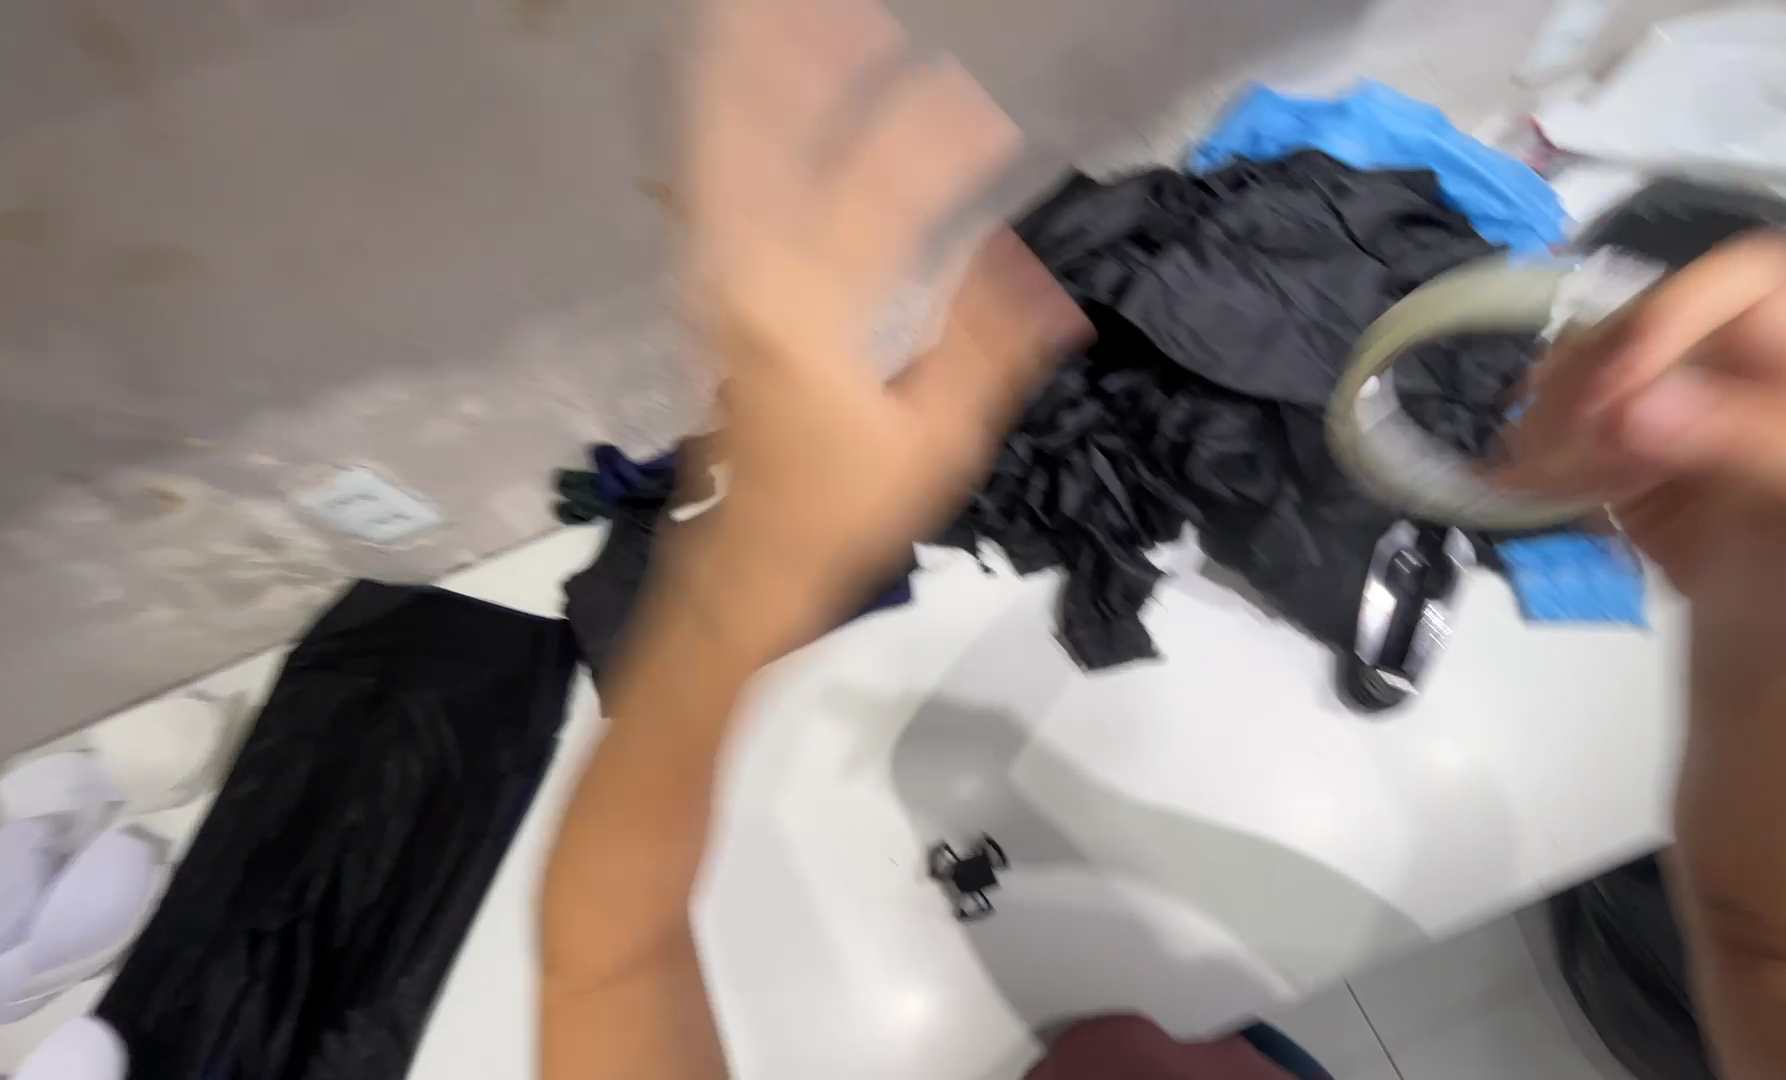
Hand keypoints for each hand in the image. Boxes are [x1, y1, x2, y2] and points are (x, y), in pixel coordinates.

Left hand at [675, 0, 1088, 650]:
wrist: (751, 560)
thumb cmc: (847, 514)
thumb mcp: (937, 446)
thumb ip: (986, 350)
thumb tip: (1040, 274)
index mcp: (818, 319)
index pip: (885, 196)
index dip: (940, 144)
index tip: (988, 119)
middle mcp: (752, 281)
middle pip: (765, 139)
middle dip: (802, 62)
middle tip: (841, 11)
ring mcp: (716, 286)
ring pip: (720, 152)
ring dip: (750, 77)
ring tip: (778, 20)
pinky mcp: (706, 301)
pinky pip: (703, 192)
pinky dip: (717, 130)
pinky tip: (733, 101)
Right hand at [1499, 233, 1785, 640]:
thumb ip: (1761, 444)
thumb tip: (1635, 408)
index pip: (1744, 283)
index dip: (1673, 316)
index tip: (1615, 390)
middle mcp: (1736, 369)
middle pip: (1635, 323)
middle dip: (1590, 382)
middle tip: (1573, 444)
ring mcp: (1666, 406)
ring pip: (1577, 369)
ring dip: (1548, 420)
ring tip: (1557, 476)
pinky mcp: (1612, 447)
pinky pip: (1549, 423)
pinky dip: (1530, 454)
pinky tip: (1542, 488)